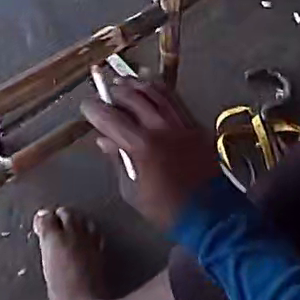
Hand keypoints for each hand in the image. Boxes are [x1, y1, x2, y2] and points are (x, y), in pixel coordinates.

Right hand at [79, 78, 218, 229]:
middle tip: (104, 93)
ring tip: (123, 82)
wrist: (213, 217)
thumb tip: (104, 140)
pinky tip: (150, 89)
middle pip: (132, 97)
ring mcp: (180, 124)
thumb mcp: (132, 191)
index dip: (94, 109)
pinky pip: (175, 100)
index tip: (87, 106)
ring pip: (155, 92)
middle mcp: (160, 128)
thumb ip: (117, 160)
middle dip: (114, 92)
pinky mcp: (195, 126)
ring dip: (136, 85)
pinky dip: (159, 91)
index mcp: (141, 146)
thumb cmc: (167, 210)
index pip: (110, 117)